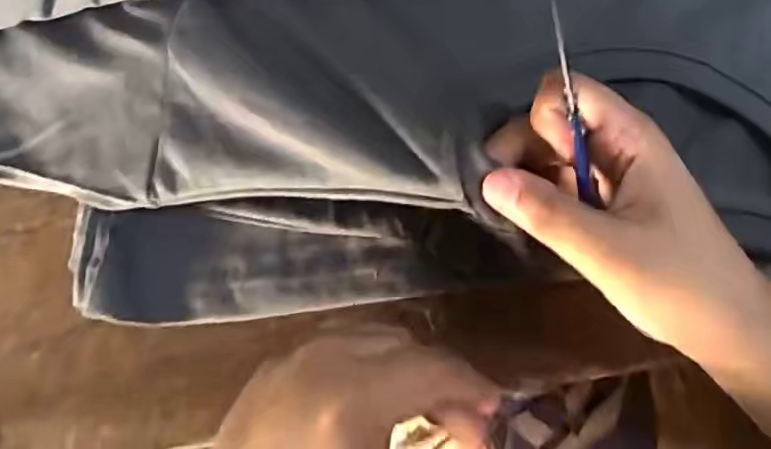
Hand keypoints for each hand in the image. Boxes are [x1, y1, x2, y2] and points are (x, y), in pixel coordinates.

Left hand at [215, 324, 500, 448]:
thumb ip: (430, 434)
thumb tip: (479, 434)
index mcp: (352, 395)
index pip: (433, 369)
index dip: (473, 387)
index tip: (497, 410)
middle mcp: (326, 357)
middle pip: (407, 345)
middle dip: (444, 380)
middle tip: (471, 421)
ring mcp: (295, 355)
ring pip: (373, 337)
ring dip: (409, 366)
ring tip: (428, 407)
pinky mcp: (273, 367)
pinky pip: (337, 346)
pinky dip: (369, 362)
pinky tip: (377, 394)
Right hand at [482, 73, 770, 363]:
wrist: (731, 326)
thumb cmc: (677, 282)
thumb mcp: (607, 251)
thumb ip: (547, 212)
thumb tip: (489, 179)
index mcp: (629, 134)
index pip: (569, 89)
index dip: (547, 118)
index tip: (550, 167)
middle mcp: (620, 141)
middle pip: (556, 118)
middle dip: (526, 148)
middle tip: (505, 196)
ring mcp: (616, 170)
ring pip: (558, 149)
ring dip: (532, 173)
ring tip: (519, 214)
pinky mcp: (613, 198)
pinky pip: (568, 178)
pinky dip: (547, 193)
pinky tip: (537, 222)